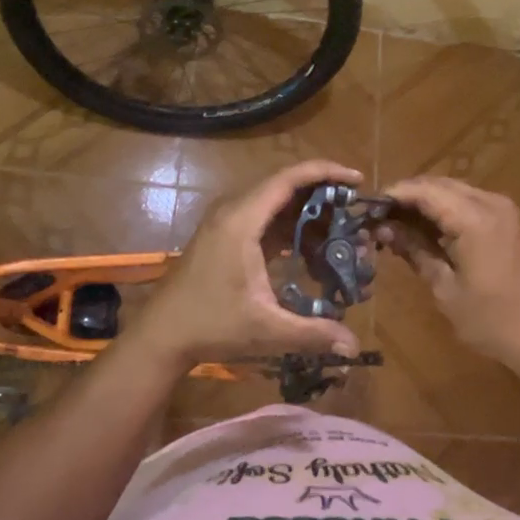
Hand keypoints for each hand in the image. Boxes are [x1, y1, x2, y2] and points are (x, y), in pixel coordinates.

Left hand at [129, 160, 366, 368]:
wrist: (162, 335)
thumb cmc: (211, 325)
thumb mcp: (265, 330)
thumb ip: (312, 333)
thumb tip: (355, 347)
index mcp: (241, 220)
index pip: (287, 179)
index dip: (324, 172)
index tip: (357, 180)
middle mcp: (233, 210)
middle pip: (284, 186)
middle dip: (323, 194)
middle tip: (356, 211)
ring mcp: (227, 221)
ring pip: (275, 202)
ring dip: (308, 211)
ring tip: (342, 230)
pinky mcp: (225, 235)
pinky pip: (265, 217)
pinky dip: (291, 226)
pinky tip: (313, 249)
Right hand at [382, 176, 519, 372]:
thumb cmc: (491, 320)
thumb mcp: (444, 288)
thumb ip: (414, 251)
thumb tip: (383, 230)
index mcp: (474, 218)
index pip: (424, 191)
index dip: (394, 196)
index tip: (367, 209)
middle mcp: (490, 203)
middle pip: (439, 184)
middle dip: (408, 197)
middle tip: (379, 218)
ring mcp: (503, 210)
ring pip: (454, 191)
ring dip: (426, 202)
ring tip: (398, 225)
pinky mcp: (508, 221)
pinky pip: (469, 202)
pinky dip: (446, 210)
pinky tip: (428, 231)